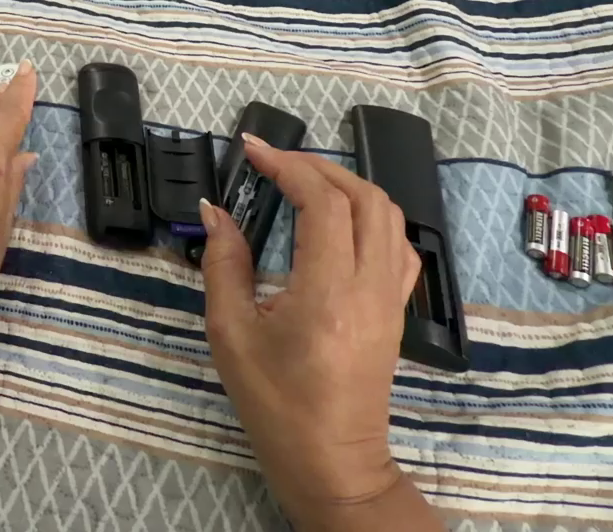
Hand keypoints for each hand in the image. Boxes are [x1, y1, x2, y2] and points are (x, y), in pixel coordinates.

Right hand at [198, 135, 423, 529]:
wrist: (332, 462)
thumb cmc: (273, 401)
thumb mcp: (230, 331)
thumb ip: (223, 263)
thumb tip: (216, 210)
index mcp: (327, 294)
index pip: (323, 205)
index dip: (287, 166)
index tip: (251, 150)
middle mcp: (371, 289)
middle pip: (365, 199)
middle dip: (317, 165)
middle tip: (272, 159)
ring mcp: (392, 300)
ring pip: (388, 216)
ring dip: (345, 184)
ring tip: (300, 177)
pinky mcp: (397, 310)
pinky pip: (397, 244)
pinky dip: (368, 213)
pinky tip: (335, 217)